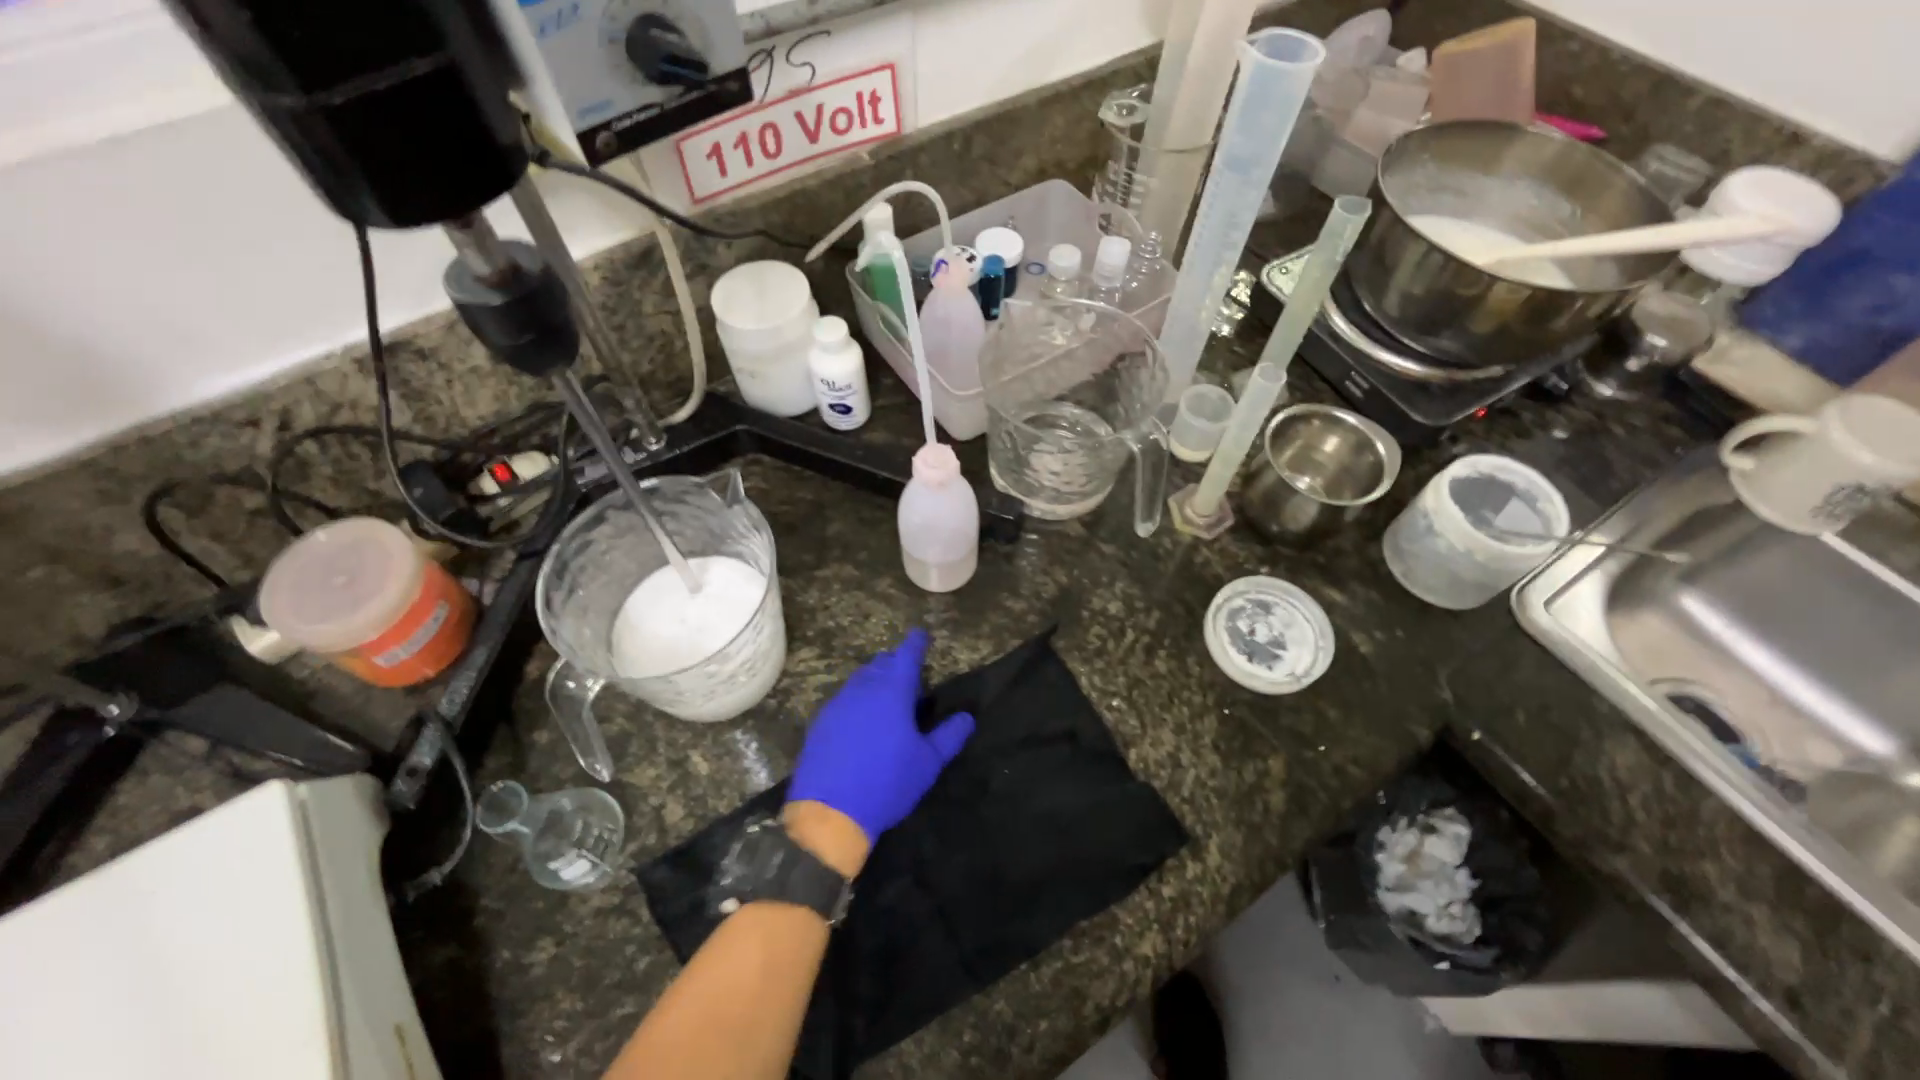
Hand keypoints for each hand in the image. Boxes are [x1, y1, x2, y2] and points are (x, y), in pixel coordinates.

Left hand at [786, 629, 974, 844]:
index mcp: (892, 692)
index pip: (907, 655)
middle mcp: (862, 690)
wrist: (831, 813)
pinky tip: (862, 723)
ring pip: (859, 681)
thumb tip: (967, 717)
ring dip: (875, 681)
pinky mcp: (820, 724)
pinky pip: (843, 701)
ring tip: (888, 699)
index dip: (917, 643)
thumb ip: (949, 736)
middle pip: (881, 664)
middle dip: (896, 663)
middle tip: (911, 677)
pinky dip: (857, 701)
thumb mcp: (927, 763)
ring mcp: (836, 705)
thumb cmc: (888, 783)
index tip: (922, 635)